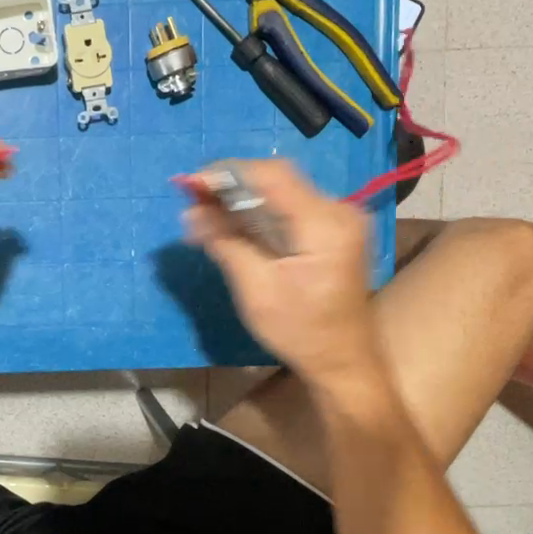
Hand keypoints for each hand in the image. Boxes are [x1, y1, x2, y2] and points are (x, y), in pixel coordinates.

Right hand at [183, 160, 381, 381]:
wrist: (342, 360)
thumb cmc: (299, 330)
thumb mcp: (255, 288)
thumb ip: (224, 242)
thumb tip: (190, 212)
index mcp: (324, 224)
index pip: (271, 176)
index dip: (227, 172)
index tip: (190, 184)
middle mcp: (337, 211)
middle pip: (276, 180)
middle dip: (230, 185)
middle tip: (192, 199)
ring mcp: (338, 219)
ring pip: (280, 191)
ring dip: (240, 198)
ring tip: (204, 212)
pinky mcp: (332, 230)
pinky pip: (288, 207)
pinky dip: (257, 212)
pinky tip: (231, 223)